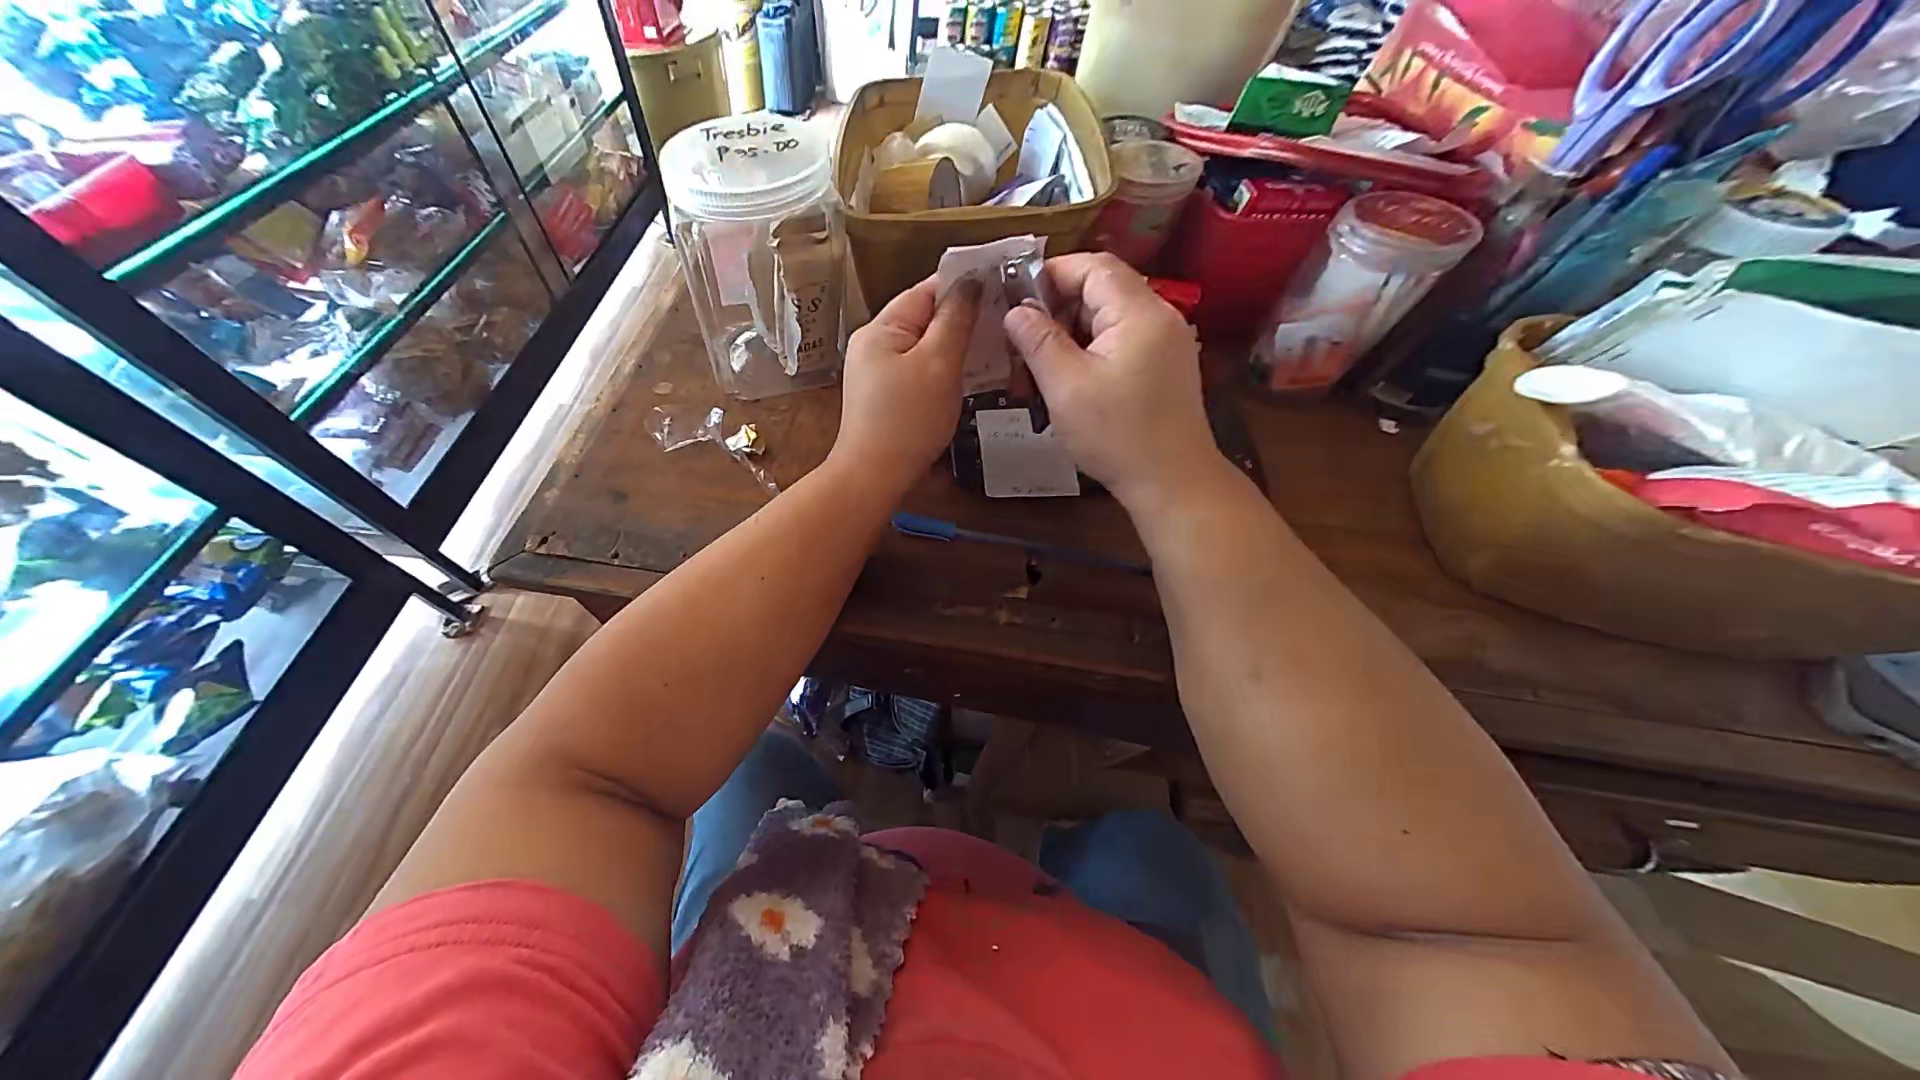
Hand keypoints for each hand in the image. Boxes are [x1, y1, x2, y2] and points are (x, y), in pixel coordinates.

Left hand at [830, 276, 980, 496]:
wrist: (874, 477)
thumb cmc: (907, 421)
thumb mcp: (939, 365)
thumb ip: (956, 320)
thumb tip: (970, 283)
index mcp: (882, 328)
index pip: (927, 290)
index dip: (964, 284)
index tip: (1002, 284)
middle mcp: (875, 344)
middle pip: (926, 317)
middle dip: (964, 317)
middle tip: (1006, 319)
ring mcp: (878, 371)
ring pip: (925, 346)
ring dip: (957, 345)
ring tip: (995, 346)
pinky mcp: (886, 396)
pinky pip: (921, 370)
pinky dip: (945, 368)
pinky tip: (969, 375)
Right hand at [1003, 253, 1226, 511]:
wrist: (1173, 484)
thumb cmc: (1117, 436)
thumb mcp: (1066, 387)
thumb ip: (1038, 341)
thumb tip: (1015, 310)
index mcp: (1139, 312)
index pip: (1093, 266)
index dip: (1051, 274)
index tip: (1015, 298)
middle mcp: (1159, 318)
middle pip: (1101, 291)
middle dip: (1057, 311)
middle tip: (1023, 343)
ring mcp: (1166, 344)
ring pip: (1108, 320)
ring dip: (1070, 336)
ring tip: (1039, 369)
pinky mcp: (1164, 368)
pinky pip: (1121, 344)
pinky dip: (1090, 353)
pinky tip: (1068, 383)